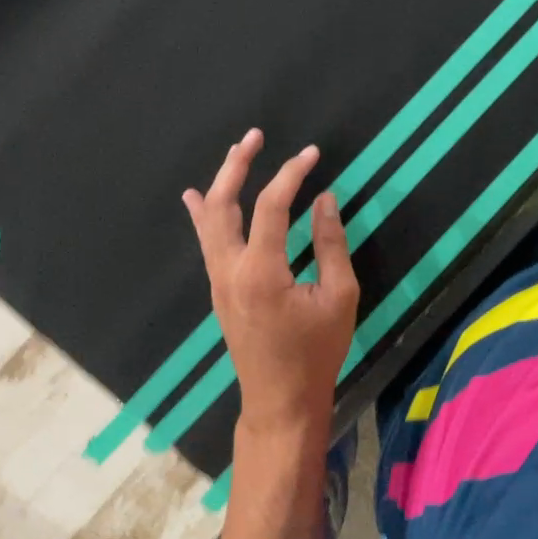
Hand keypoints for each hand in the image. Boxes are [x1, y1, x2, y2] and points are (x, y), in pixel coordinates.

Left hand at [184, 128, 358, 434]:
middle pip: (224, 206)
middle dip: (238, 166)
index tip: (313, 154)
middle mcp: (230, 271)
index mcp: (261, 271)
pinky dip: (205, 214)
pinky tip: (198, 199)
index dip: (292, 174)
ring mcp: (219, 282)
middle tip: (254, 137)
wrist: (281, 401)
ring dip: (222, 183)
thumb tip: (325, 199)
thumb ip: (330, 244)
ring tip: (235, 153)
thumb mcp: (339, 296)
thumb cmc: (316, 352)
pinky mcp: (221, 291)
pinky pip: (208, 242)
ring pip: (210, 222)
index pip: (271, 206)